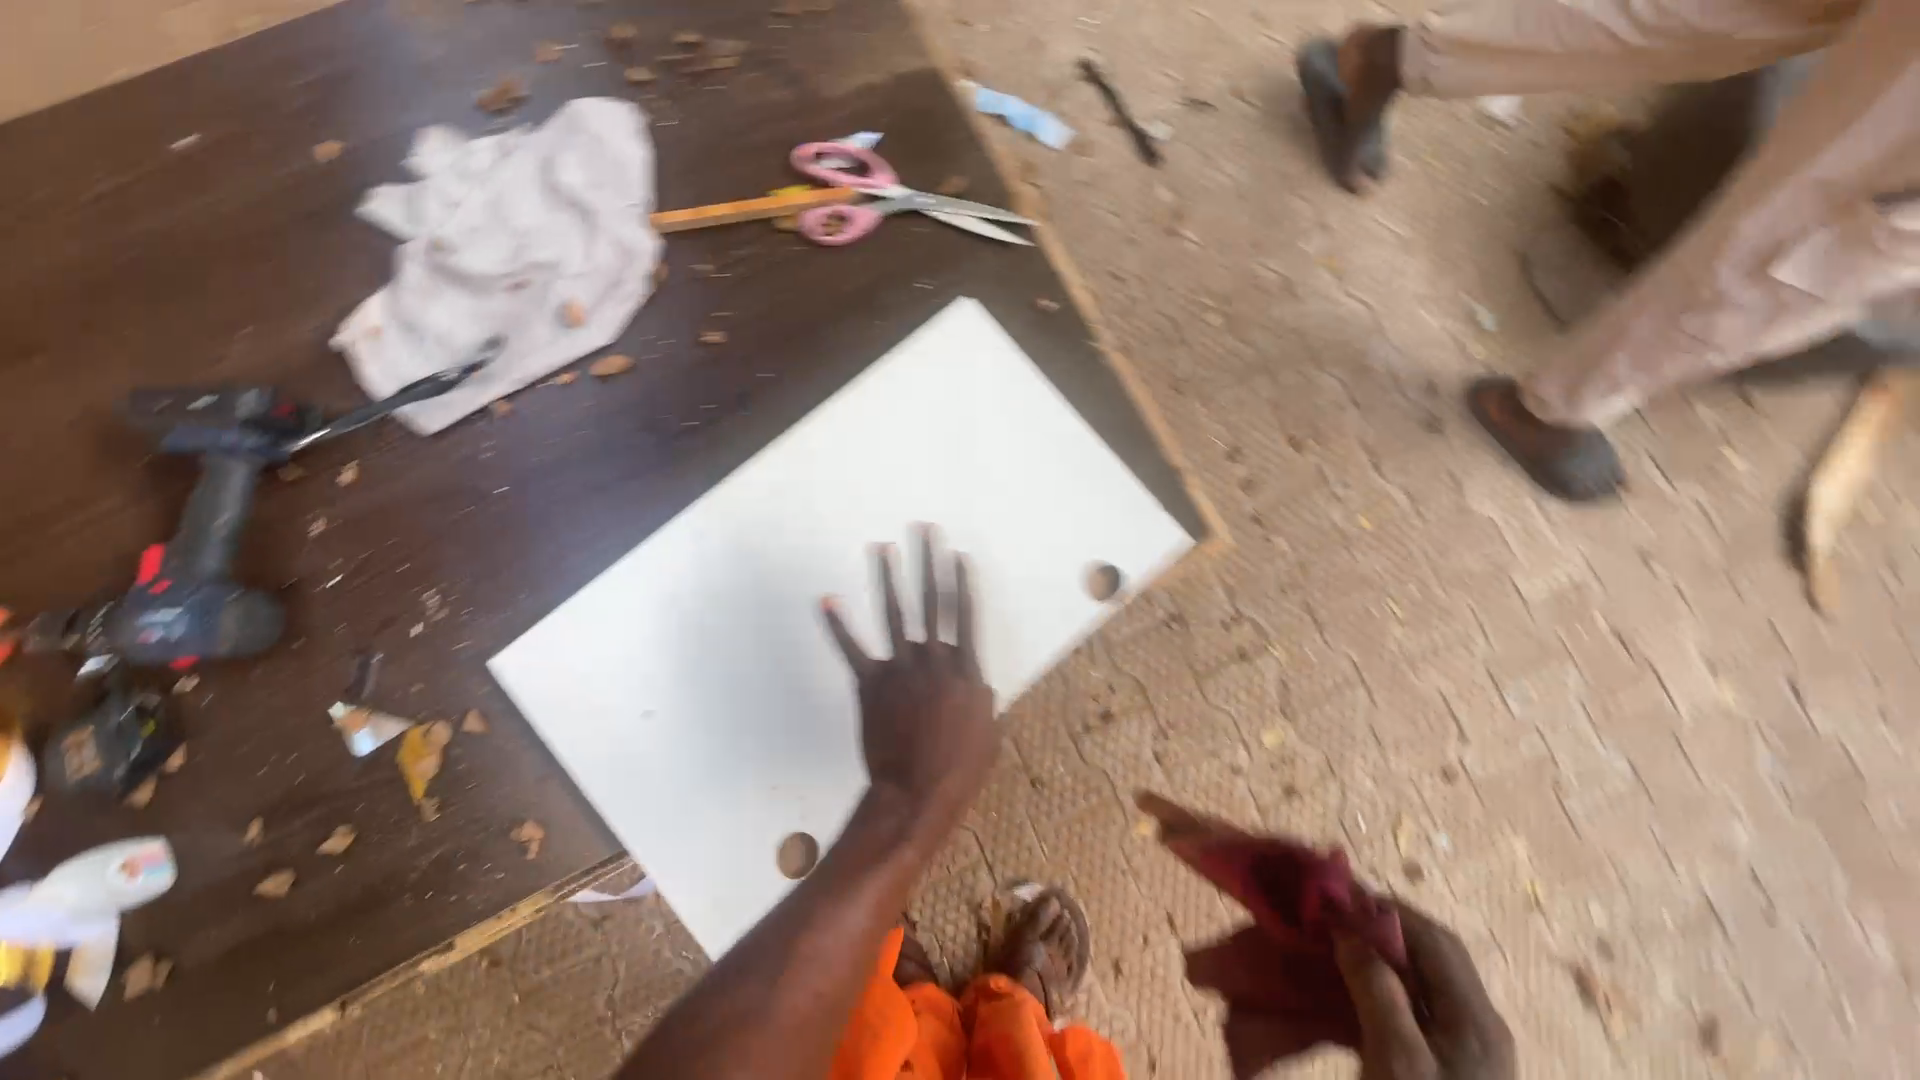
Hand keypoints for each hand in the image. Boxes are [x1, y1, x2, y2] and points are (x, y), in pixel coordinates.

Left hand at [822, 527, 996, 829]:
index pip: (963, 613)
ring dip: (887, 578)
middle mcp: (934, 660)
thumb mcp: (988, 730)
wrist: (917, 793)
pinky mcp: (871, 685)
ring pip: (893, 614)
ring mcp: (900, 670)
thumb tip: (976, 681)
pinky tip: (827, 599)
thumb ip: (981, 697)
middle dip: (927, 561)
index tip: (957, 553)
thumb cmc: (960, 769)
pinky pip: (852, 650)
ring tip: (883, 548)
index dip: (960, 581)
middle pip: (930, 601)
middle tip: (923, 530)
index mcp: (965, 670)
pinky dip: (837, 625)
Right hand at [1335, 902, 1514, 1079]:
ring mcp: (1467, 1050)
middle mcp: (1478, 1027)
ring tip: (1334, 946)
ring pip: (1425, 982)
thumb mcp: (1395, 1060)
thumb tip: (1351, 929)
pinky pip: (1416, 1009)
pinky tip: (1351, 991)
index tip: (1337, 896)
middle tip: (1331, 918)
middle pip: (1434, 957)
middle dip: (1384, 929)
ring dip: (1382, 956)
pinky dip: (1383, 987)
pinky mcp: (1448, 1069)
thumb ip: (1376, 989)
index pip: (1435, 941)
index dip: (1388, 910)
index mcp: (1475, 1020)